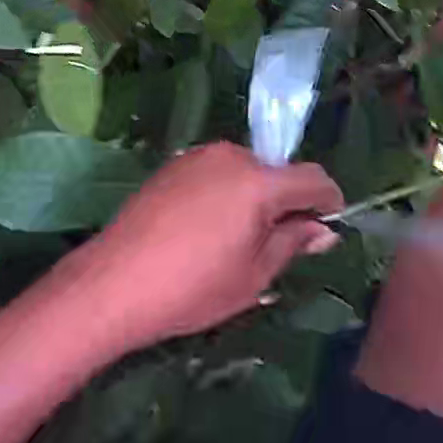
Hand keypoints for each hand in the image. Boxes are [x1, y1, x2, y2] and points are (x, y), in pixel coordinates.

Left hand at [70, 142, 341, 348]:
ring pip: (245, 171)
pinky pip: (215, 172)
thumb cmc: (192, 287)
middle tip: (275, 242)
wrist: (112, 282)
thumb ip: (293, 242)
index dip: (328, 198)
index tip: (330, 221)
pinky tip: (203, 228)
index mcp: (259, 181)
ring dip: (252, 195)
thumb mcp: (254, 276)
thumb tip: (323, 229)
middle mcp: (232, 155)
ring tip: (233, 238)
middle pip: (275, 172)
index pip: (311, 176)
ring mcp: (199, 155)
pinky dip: (224, 192)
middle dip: (285, 201)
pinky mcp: (174, 163)